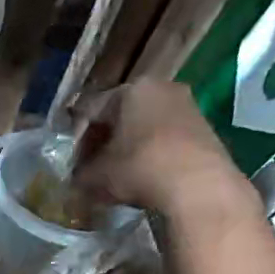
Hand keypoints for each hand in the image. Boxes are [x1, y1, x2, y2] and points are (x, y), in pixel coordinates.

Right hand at [70, 79, 246, 218]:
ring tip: (117, 173)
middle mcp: (160, 87)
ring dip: (128, 146)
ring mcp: (186, 105)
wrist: (198, 186)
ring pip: (144, 125)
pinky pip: (165, 137)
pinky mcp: (203, 126)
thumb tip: (76, 179)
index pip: (90, 109)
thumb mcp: (97, 176)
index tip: (71, 161)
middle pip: (120, 114)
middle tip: (92, 167)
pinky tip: (144, 175)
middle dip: (104, 140)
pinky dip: (151, 152)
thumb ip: (81, 174)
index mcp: (130, 90)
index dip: (76, 137)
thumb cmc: (139, 168)